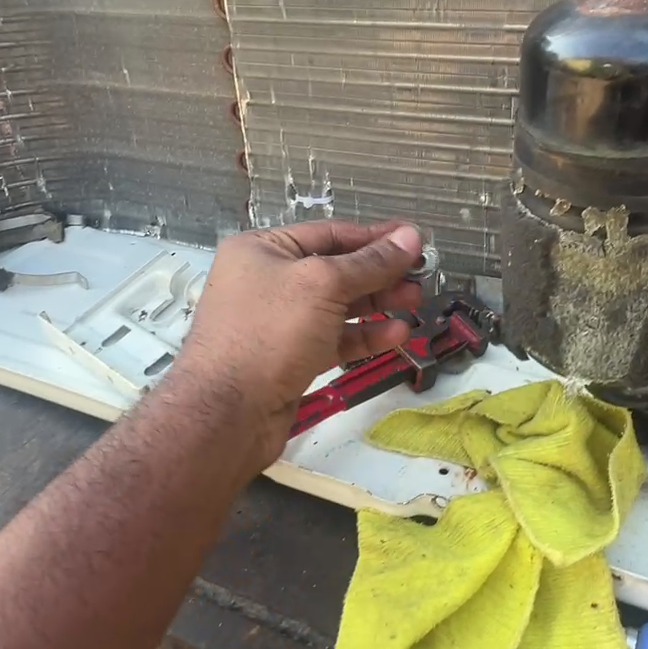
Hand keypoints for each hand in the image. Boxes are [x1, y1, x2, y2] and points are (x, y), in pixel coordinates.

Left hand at [160, 220, 424, 470]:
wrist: (227, 414)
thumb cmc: (269, 333)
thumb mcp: (324, 285)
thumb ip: (371, 262)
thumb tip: (411, 236)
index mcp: (262, 249)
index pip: (329, 233)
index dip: (375, 237)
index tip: (415, 241)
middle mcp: (267, 280)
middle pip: (335, 269)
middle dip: (380, 273)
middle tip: (420, 277)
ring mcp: (277, 322)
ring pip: (337, 306)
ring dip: (378, 304)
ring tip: (415, 304)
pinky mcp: (289, 357)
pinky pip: (333, 338)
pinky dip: (363, 335)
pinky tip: (396, 334)